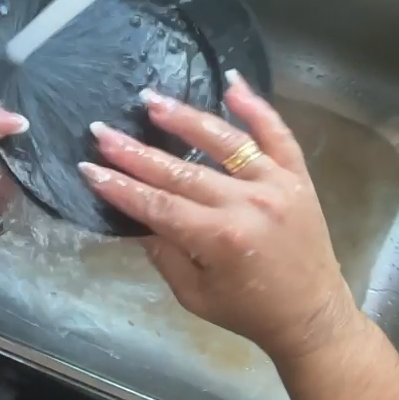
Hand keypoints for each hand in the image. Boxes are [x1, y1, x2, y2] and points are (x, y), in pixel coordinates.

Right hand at [79, 73, 362, 363]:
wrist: (310, 315)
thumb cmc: (245, 312)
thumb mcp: (192, 293)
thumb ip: (163, 251)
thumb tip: (136, 216)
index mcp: (219, 238)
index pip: (156, 205)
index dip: (119, 187)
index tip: (88, 168)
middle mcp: (248, 204)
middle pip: (180, 171)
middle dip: (134, 152)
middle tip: (102, 132)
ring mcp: (276, 185)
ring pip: (225, 143)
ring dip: (184, 119)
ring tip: (151, 101)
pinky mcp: (298, 178)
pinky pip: (278, 135)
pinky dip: (257, 108)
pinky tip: (232, 84)